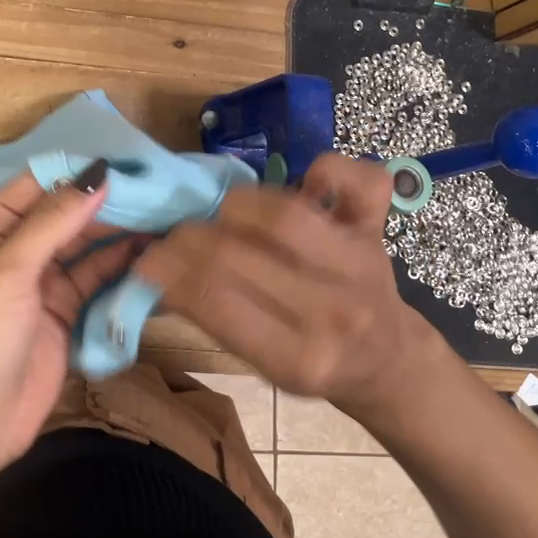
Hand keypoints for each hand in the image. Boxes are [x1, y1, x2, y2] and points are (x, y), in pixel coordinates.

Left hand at [0, 160, 146, 483]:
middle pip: (72, 211)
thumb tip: (100, 172)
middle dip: (114, 202)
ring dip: (125, 232)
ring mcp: (45, 277)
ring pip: (90, 243)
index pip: (44, 181)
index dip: (86, 170)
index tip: (138, 160)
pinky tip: (158, 253)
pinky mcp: (67, 309)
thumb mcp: (12, 268)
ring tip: (173, 216)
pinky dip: (125, 265)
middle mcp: (19, 243)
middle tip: (169, 191)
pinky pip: (100, 276)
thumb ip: (56, 219)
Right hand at [129, 153, 435, 411]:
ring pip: (284, 213)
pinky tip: (305, 180)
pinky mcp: (379, 230)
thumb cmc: (317, 366)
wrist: (391, 362)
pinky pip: (359, 181)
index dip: (168, 271)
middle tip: (172, 235)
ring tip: (219, 213)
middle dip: (188, 238)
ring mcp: (362, 265)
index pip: (215, 300)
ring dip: (236, 205)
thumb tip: (152, 273)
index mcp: (299, 359)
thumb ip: (215, 319)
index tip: (146, 259)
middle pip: (238, 252)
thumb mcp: (264, 369)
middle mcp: (333, 312)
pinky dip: (327, 168)